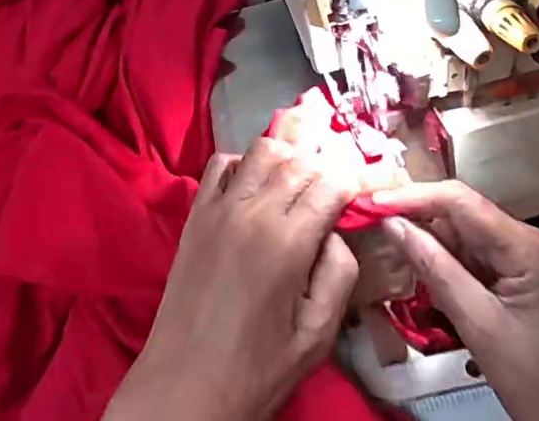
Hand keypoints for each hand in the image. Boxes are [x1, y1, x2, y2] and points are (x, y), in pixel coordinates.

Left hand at [104, 137, 359, 420]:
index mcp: (288, 242)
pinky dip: (242, 162)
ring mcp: (220, 208)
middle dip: (322, 170)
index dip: (349, 185)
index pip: (330, 184)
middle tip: (329, 194)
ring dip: (287, 158)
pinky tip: (254, 186)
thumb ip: (340, 275)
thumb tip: (336, 233)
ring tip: (295, 185)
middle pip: (300, 162)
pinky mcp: (196, 213)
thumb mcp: (317, 335)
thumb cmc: (256, 370)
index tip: (354, 198)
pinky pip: (220, 163)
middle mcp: (254, 212)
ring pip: (262, 150)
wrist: (184, 389)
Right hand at [371, 181, 538, 420]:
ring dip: (437, 242)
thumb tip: (393, 224)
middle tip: (377, 221)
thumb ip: (435, 270)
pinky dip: (458, 262)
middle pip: (469, 215)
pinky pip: (488, 257)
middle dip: (422, 217)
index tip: (374, 200)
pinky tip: (430, 269)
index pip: (462, 201)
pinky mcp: (536, 277)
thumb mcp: (480, 327)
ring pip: (475, 236)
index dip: (414, 196)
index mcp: (530, 247)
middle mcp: (537, 240)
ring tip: (394, 244)